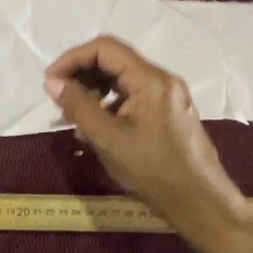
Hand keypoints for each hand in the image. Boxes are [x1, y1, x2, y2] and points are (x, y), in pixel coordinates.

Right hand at [44, 36, 251, 236]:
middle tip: (58, 100)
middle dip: (80, 75)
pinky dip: (108, 105)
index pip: (105, 49)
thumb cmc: (154, 170)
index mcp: (150, 80)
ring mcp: (166, 97)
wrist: (201, 203)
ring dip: (92, 91)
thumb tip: (52, 82)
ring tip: (73, 118)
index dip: (72, 59)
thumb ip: (78, 105)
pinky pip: (131, 96)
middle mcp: (161, 80)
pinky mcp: (167, 113)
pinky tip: (95, 129)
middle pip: (113, 61)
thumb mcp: (108, 139)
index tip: (51, 82)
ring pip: (120, 79)